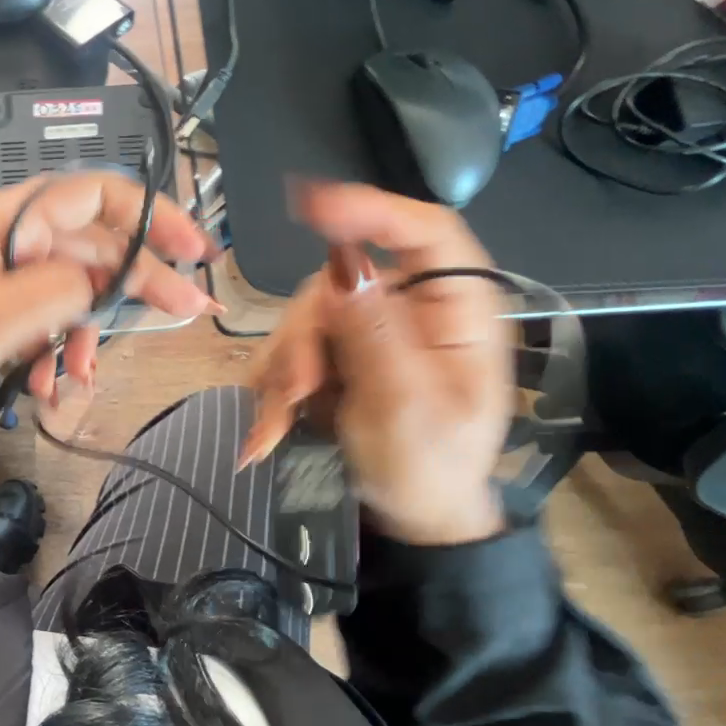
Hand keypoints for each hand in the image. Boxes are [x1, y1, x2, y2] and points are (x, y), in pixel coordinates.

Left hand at [0, 171, 218, 399]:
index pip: (101, 196)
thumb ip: (63, 288)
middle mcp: (16, 237)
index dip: (155, 217)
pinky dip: (52, 348)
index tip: (193, 251)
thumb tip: (108, 276)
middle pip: (96, 248)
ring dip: (84, 334)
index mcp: (15, 220)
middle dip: (134, 287)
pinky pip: (43, 318)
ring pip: (73, 292)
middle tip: (182, 315)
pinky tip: (44, 381)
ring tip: (75, 377)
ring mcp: (5, 272)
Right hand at [239, 182, 512, 546]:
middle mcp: (410, 310)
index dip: (370, 211)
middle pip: (337, 283)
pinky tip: (271, 428)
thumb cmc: (425, 466)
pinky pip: (285, 355)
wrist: (408, 518)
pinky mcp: (335, 362)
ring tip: (278, 424)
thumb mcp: (402, 404)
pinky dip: (271, 391)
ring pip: (301, 321)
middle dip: (303, 338)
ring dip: (281, 373)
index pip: (423, 233)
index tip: (309, 207)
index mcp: (454, 309)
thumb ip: (374, 333)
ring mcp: (368, 336)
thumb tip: (345, 265)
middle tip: (293, 391)